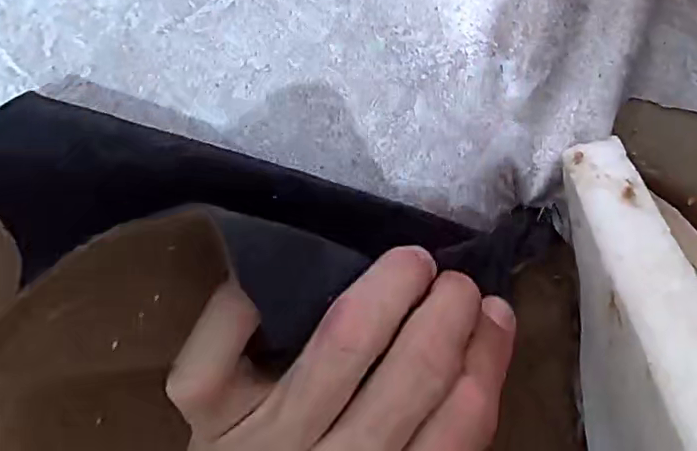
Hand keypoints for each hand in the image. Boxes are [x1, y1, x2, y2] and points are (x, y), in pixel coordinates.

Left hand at [166, 247, 516, 450]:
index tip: (494, 310)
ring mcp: (256, 442)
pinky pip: (215, 355)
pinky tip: (287, 278)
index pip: (460, 424)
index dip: (487, 352)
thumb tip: (492, 319)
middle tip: (458, 284)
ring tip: (415, 262)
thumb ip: (453, 419)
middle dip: (452, 307)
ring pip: (342, 339)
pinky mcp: (202, 421)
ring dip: (394, 284)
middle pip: (412, 373)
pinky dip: (246, 305)